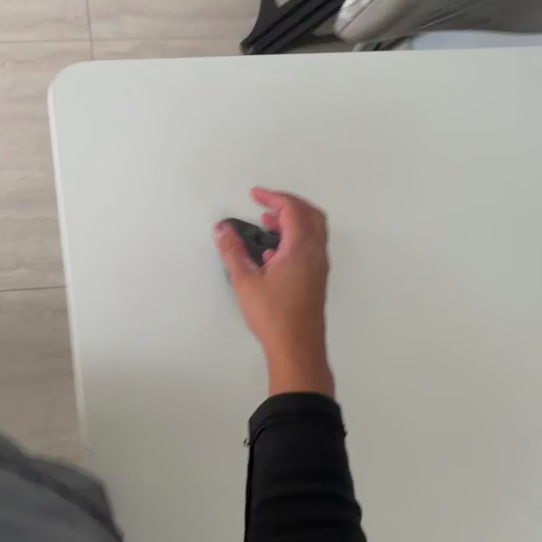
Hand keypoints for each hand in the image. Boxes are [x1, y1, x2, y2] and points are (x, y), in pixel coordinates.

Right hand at [215, 189, 334, 396]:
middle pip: (311, 215)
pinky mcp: (315, 279)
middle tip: (266, 202)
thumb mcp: (245, 280)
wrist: (297, 347)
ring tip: (268, 222)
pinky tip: (273, 251)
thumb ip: (233, 251)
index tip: (255, 194)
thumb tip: (222, 229)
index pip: (293, 210)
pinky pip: (310, 246)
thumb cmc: (273, 315)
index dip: (274, 197)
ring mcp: (318, 267)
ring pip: (313, 231)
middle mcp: (315, 254)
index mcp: (301, 249)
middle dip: (288, 204)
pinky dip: (295, 236)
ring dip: (293, 220)